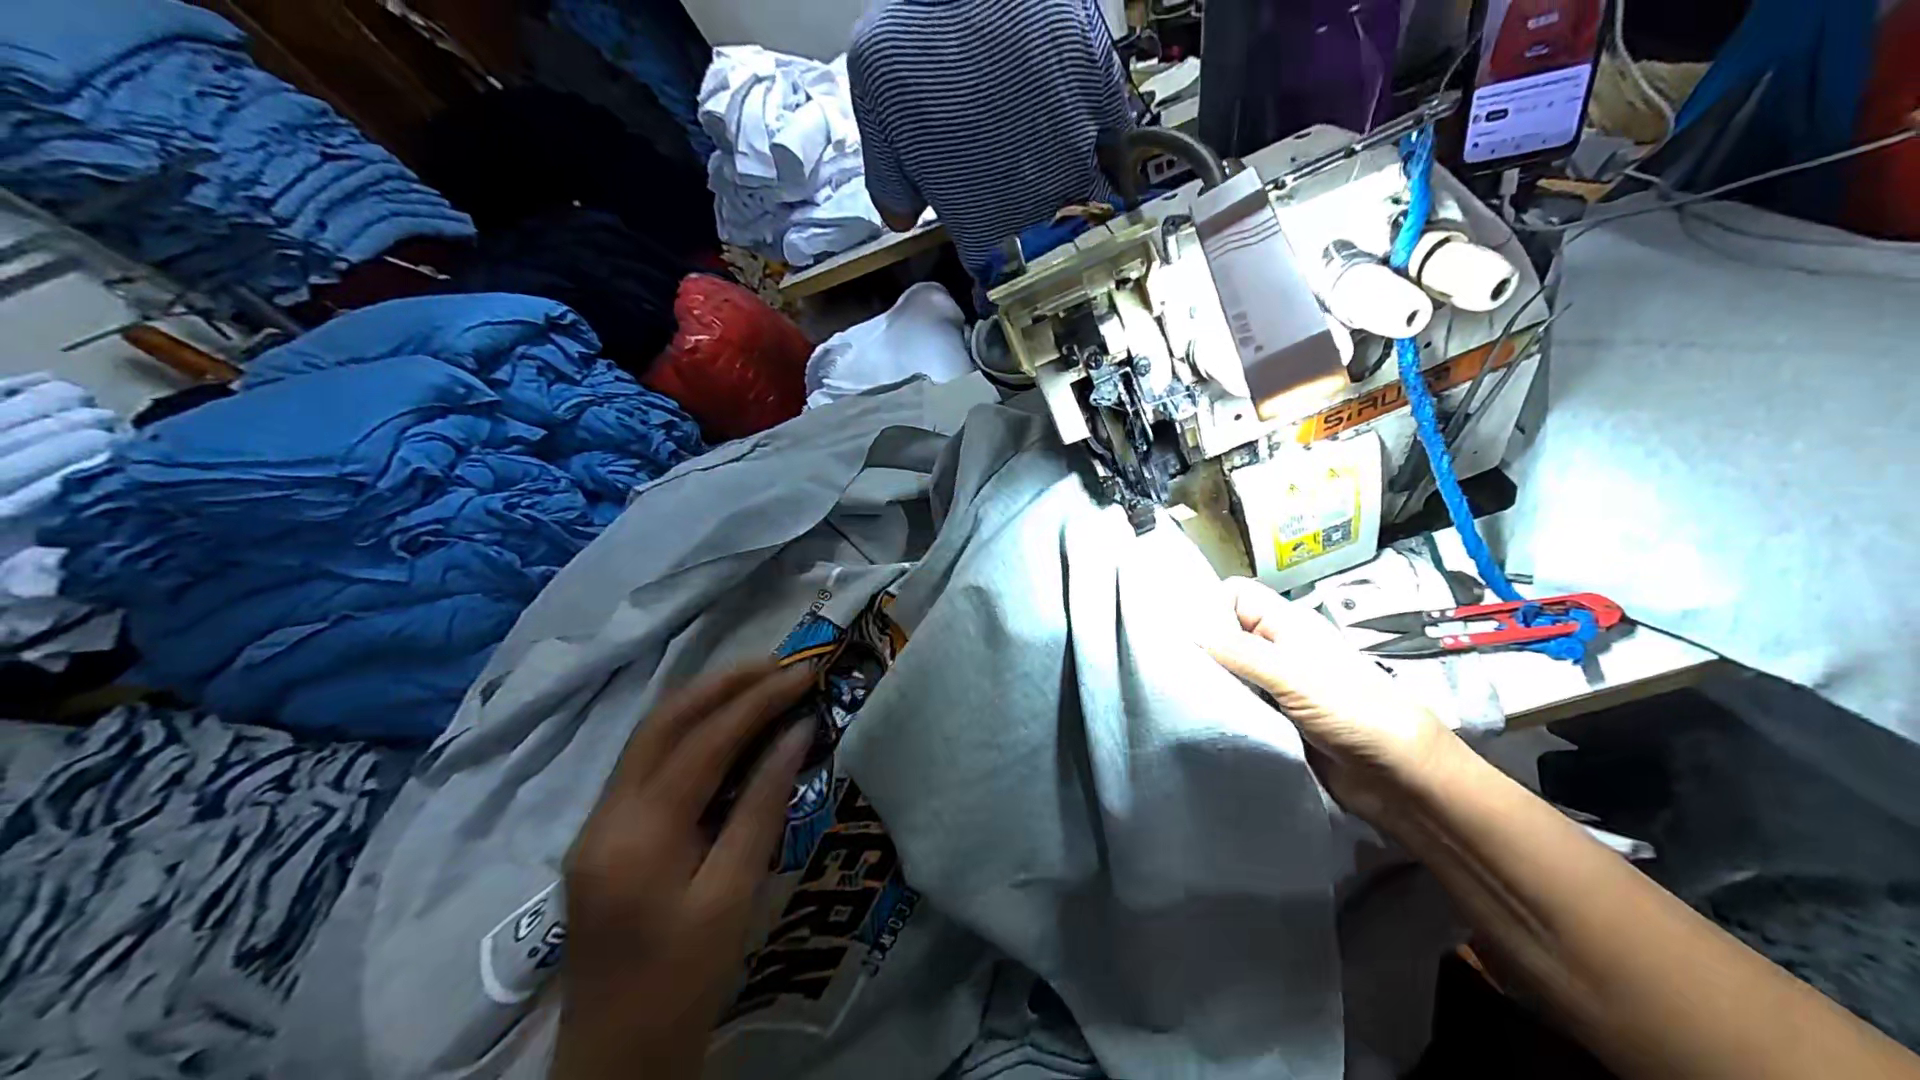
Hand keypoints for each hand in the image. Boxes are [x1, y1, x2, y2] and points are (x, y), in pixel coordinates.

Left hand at [553, 665, 814, 1079]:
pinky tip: (723, 729)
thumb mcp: (733, 896)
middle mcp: (605, 814)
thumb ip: (762, 806)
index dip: (758, 700)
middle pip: (663, 721)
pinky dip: (688, 734)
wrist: (615, 1058)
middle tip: (780, 665)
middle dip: (724, 683)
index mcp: (637, 833)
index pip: (703, 740)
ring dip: (704, 702)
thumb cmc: (684, 982)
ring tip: (759, 683)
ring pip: (649, 736)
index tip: (803, 674)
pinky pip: (646, 763)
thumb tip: (797, 733)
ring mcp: (596, 823)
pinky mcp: (602, 835)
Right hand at [1200, 577, 1455, 822]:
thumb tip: (1189, 632)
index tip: (1177, 630)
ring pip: (1227, 670)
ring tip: (1175, 692)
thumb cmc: (1351, 711)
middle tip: (1166, 665)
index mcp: (1286, 624)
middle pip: (1225, 632)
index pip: (1234, 595)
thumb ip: (1240, 652)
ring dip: (1208, 681)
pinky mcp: (1271, 717)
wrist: (1396, 776)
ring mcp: (1273, 684)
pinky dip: (1219, 707)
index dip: (1206, 605)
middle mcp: (1276, 648)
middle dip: (1199, 645)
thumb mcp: (1292, 675)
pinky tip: (1198, 715)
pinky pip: (1235, 703)